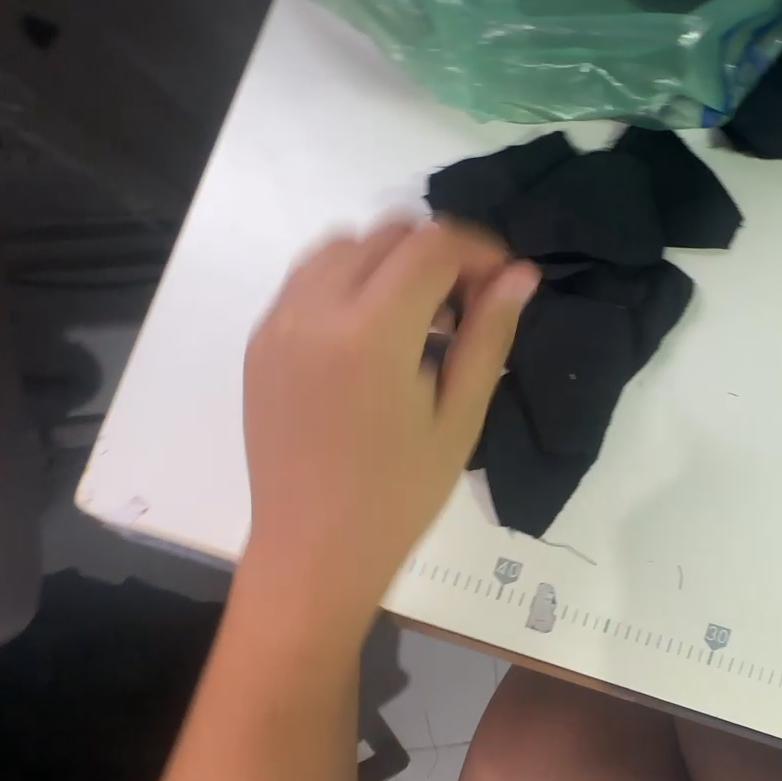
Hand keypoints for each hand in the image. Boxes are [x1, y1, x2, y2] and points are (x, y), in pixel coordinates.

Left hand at [241, 218, 538, 623]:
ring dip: (391, 261)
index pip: (431, 245)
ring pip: (341, 246)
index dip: (479, 249)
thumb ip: (488, 338)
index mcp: (371, 334)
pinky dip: (351, 281)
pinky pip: (308, 278)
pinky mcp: (261, 340)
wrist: (316, 547)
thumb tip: (520, 276)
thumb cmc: (402, 494)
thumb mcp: (460, 419)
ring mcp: (278, 321)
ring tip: (422, 320)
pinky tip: (376, 335)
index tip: (505, 280)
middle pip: (385, 234)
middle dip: (438, 253)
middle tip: (469, 306)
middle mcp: (314, 310)